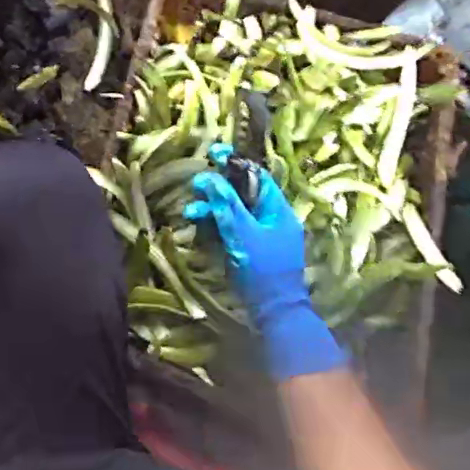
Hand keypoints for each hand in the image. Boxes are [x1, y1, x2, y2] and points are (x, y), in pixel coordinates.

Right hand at [185, 143, 306, 319]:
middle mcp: (271, 218)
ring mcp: (261, 236)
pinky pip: (232, 229)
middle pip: (243, 193)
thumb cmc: (263, 270)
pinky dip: (217, 225)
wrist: (275, 314)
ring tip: (191, 210)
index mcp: (278, 210)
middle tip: (197, 185)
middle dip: (219, 188)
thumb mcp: (243, 233)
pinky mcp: (250, 251)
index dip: (236, 164)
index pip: (257, 176)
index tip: (215, 154)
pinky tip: (199, 224)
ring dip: (213, 208)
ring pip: (234, 212)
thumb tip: (210, 177)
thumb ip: (227, 204)